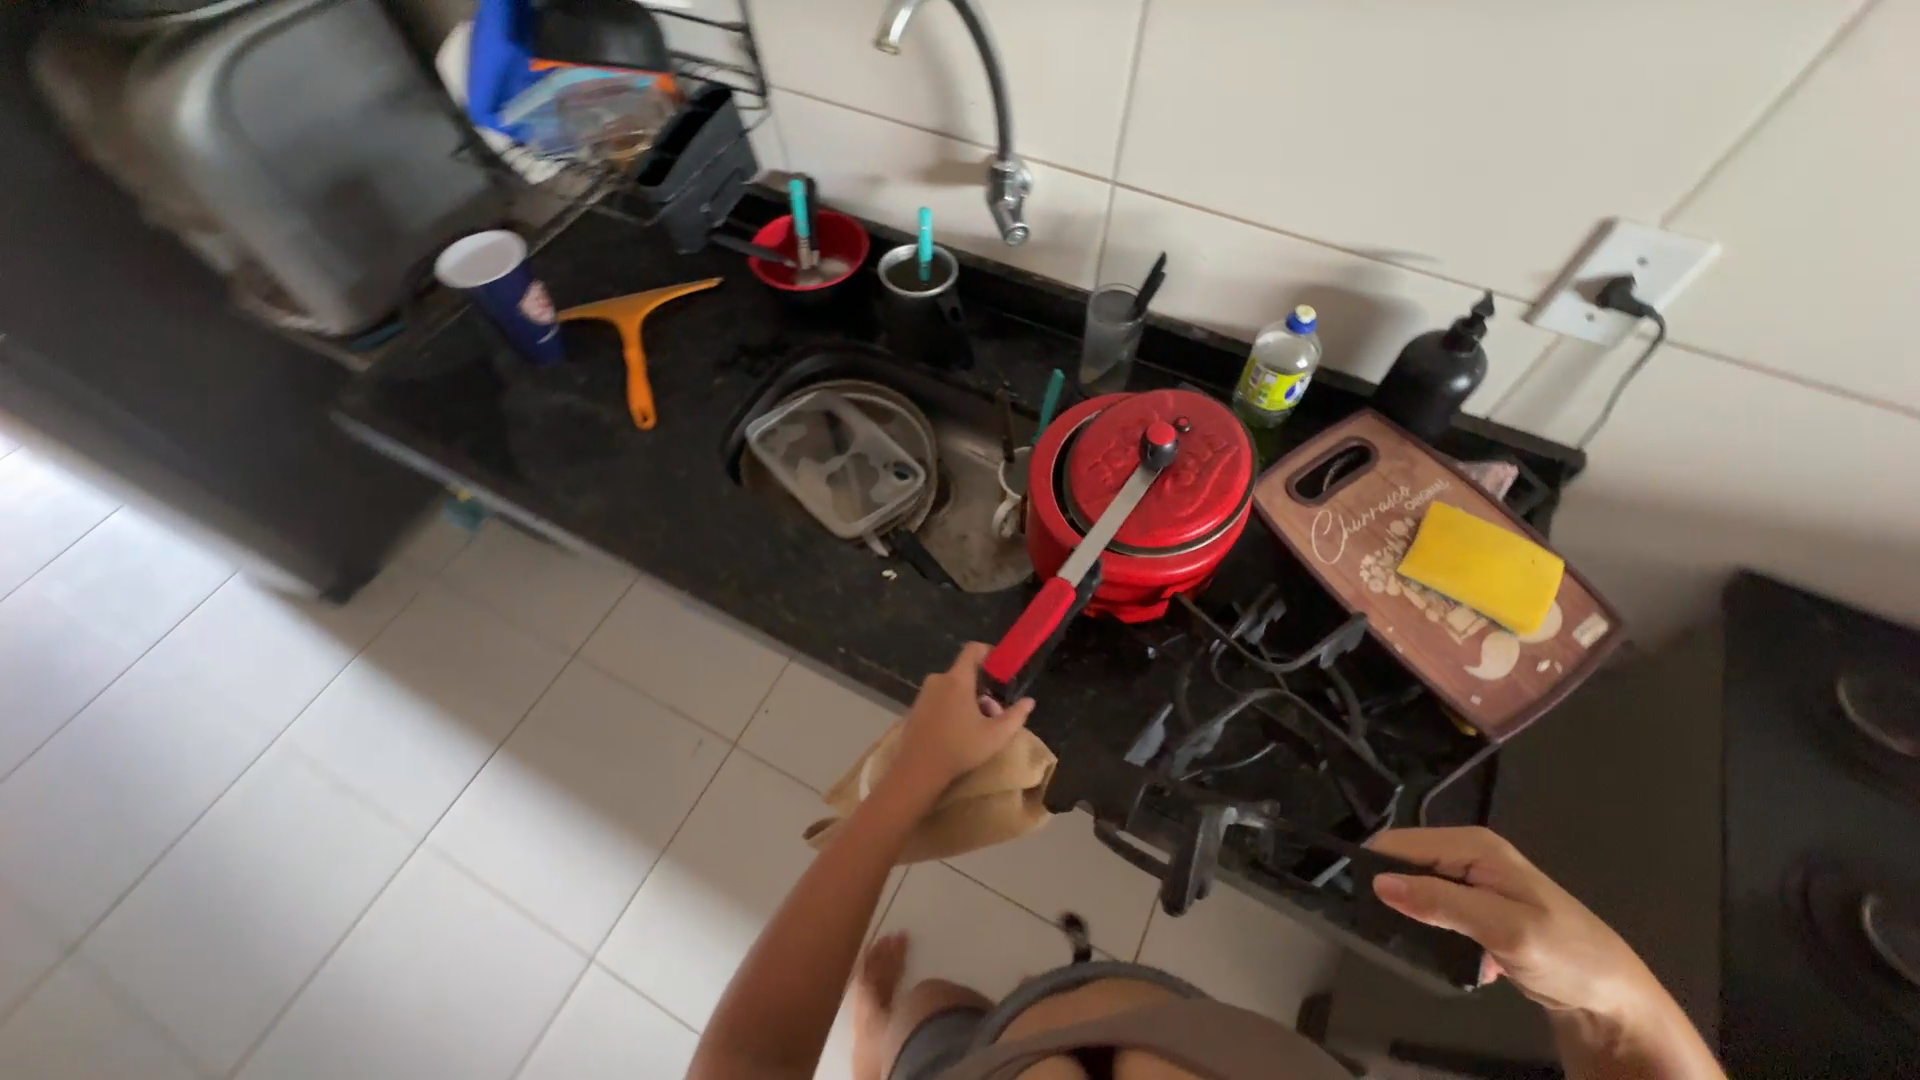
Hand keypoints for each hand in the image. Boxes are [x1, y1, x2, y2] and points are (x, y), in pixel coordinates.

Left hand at [892, 643, 1033, 790]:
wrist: (917, 770)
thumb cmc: (960, 748)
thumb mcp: (996, 736)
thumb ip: (1016, 716)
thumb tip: (1029, 701)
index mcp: (957, 680)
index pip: (973, 649)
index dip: (989, 652)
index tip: (1001, 668)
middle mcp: (938, 680)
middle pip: (966, 673)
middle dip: (983, 688)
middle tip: (994, 713)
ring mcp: (924, 693)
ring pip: (953, 687)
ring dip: (968, 700)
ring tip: (978, 726)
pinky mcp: (916, 707)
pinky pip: (940, 697)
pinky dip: (952, 706)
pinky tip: (958, 732)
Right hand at [1369, 827, 1657, 1021]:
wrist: (1617, 1001)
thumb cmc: (1568, 957)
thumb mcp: (1503, 930)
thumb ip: (1441, 903)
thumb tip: (1380, 883)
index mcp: (1473, 846)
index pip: (1399, 843)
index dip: (1374, 867)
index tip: (1359, 903)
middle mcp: (1470, 855)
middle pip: (1405, 863)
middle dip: (1394, 894)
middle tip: (1389, 932)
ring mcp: (1475, 881)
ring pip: (1417, 888)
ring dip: (1413, 916)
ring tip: (1416, 946)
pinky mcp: (1477, 907)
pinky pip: (1435, 908)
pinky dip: (1433, 930)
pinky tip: (1447, 953)